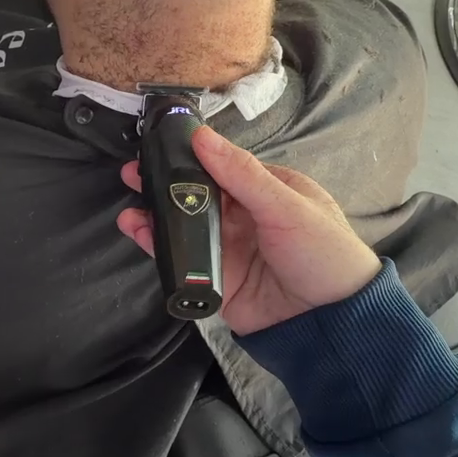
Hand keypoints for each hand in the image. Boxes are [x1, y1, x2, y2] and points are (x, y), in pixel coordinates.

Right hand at [119, 128, 381, 334]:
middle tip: (131, 173)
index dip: (189, 156)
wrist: (328, 320)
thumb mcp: (287, 206)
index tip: (158, 146)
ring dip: (153, 215)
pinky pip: (179, 257)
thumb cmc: (323, 253)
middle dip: (162, 184)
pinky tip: (137, 231)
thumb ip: (242, 174)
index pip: (220, 166)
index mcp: (265, 190)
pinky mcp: (211, 276)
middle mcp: (241, 216)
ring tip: (129, 209)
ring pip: (181, 225)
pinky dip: (156, 244)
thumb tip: (202, 136)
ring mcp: (224, 246)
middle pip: (194, 194)